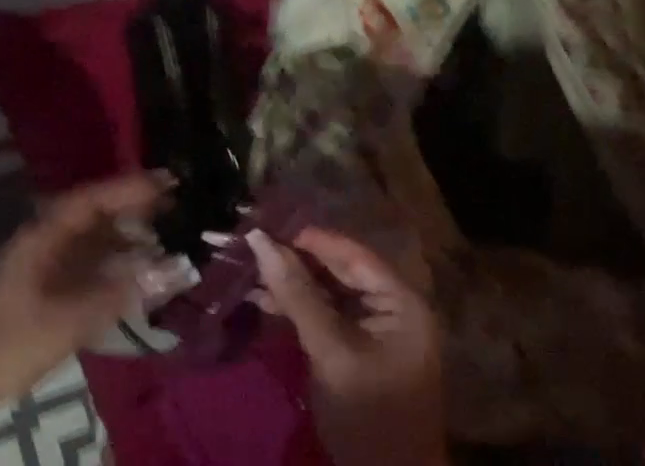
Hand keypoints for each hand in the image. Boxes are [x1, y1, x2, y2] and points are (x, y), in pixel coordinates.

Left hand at [0, 173, 169, 411]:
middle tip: (173, 205)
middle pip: (91, 217)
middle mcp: (42, 244)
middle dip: (130, 210)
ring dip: (122, 239)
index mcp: (43, 238)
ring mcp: (41, 269)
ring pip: (88, 243)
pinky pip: (84, 268)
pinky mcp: (42, 294)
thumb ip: (116, 295)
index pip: (91, 200)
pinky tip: (132, 277)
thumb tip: (165, 271)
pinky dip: (110, 267)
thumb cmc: (10, 341)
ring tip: (162, 239)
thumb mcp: (67, 320)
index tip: (165, 181)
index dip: (127, 189)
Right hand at [246, 228, 447, 465]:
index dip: (306, 239)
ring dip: (287, 283)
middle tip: (246, 246)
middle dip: (291, 259)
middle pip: (336, 270)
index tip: (261, 229)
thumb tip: (260, 240)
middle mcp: (390, 307)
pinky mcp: (353, 350)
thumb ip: (298, 295)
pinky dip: (293, 307)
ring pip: (324, 291)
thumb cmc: (369, 415)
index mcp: (401, 301)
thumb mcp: (332, 352)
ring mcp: (372, 330)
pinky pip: (321, 315)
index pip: (350, 253)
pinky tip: (258, 299)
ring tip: (243, 270)